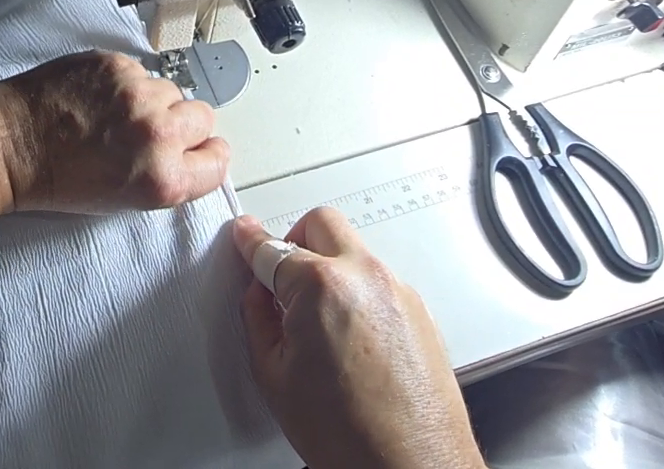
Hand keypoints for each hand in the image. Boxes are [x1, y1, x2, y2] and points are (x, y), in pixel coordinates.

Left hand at [0, 51, 228, 214]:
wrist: (9, 146)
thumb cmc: (57, 180)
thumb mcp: (124, 200)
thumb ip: (166, 176)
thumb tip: (192, 152)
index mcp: (163, 179)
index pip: (219, 160)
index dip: (206, 155)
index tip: (195, 150)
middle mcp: (158, 134)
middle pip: (203, 116)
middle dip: (182, 123)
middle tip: (151, 129)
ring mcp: (137, 93)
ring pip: (170, 90)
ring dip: (152, 100)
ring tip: (117, 112)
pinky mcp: (115, 64)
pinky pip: (139, 71)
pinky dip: (124, 82)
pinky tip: (98, 96)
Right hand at [232, 210, 485, 468]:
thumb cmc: (350, 439)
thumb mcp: (275, 376)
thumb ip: (258, 318)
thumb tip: (259, 293)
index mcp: (321, 286)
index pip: (272, 248)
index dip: (250, 241)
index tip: (244, 235)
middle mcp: (364, 276)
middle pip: (321, 223)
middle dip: (295, 239)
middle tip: (283, 272)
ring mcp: (397, 290)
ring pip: (352, 249)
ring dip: (329, 266)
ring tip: (319, 316)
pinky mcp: (419, 309)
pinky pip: (377, 280)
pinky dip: (356, 291)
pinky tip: (348, 333)